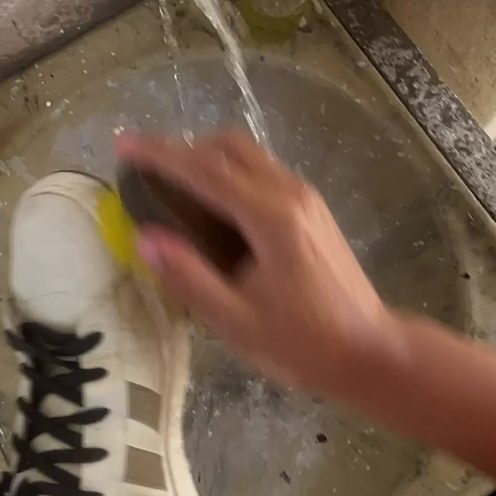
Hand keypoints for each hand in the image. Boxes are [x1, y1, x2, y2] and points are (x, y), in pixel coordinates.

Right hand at [115, 130, 400, 398]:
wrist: (372, 352)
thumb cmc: (304, 344)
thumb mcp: (237, 323)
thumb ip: (189, 277)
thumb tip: (145, 238)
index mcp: (271, 217)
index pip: (205, 170)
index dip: (159, 154)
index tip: (122, 143)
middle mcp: (289, 192)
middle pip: (227, 146)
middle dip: (181, 148)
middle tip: (143, 166)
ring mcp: (304, 195)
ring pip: (246, 153)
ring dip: (204, 156)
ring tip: (169, 182)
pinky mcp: (309, 205)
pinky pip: (259, 169)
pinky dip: (226, 170)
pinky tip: (208, 202)